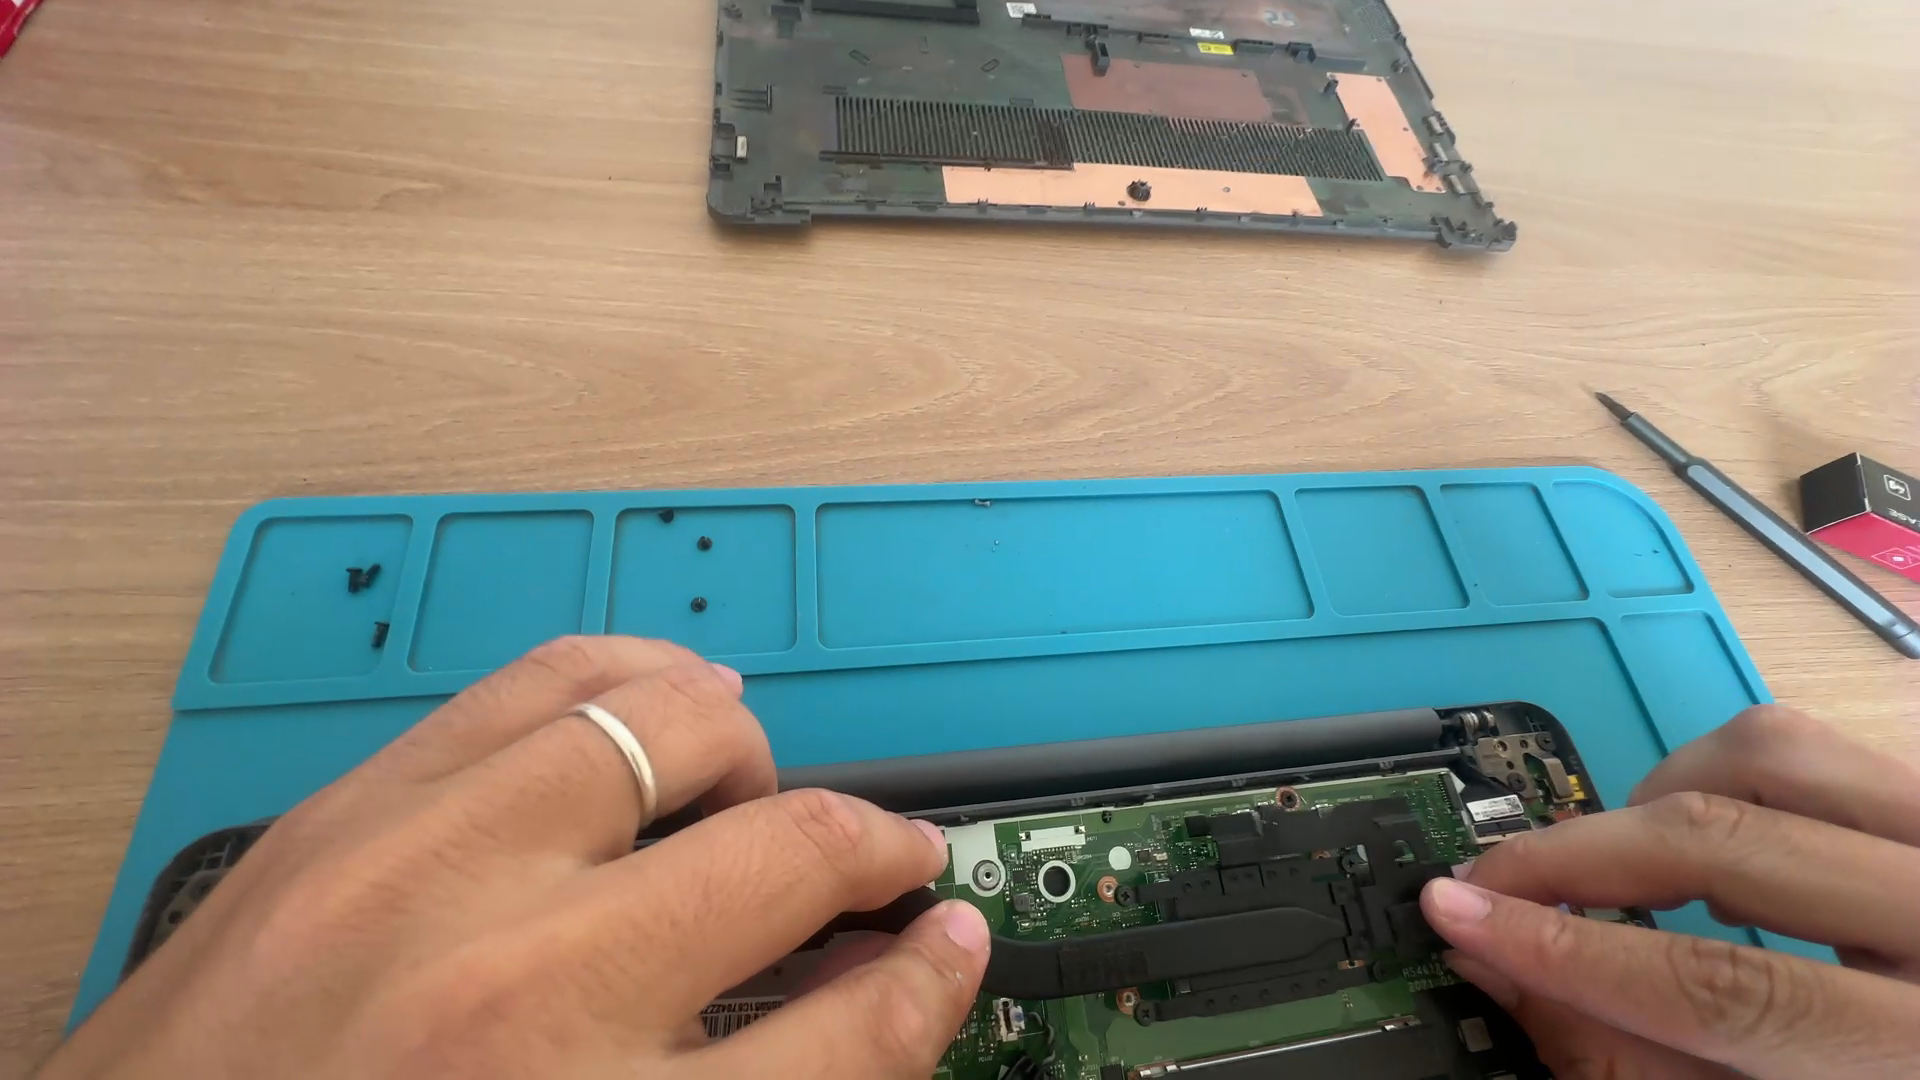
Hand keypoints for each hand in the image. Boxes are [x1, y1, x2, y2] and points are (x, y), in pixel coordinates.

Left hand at [42, 637, 989, 1079]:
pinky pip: (556, 680)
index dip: (926, 984)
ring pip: (686, 729)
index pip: (846, 1041)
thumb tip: (871, 991)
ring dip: (759, 757)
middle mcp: (522, 1006)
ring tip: (762, 788)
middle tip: (890, 862)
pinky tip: (676, 695)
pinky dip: (646, 672)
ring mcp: (424, 882)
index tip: (953, 938)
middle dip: (877, 851)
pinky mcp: (347, 817)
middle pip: (790, 856)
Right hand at [1421, 705, 1919, 1079]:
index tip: (1456, 913)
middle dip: (1570, 858)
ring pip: (1765, 755)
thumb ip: (1634, 1061)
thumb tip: (1494, 965)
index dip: (1566, 950)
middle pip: (1722, 844)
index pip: (1726, 987)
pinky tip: (1706, 848)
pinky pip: (1803, 748)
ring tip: (1616, 863)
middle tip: (1490, 882)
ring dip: (1649, 803)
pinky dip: (1714, 778)